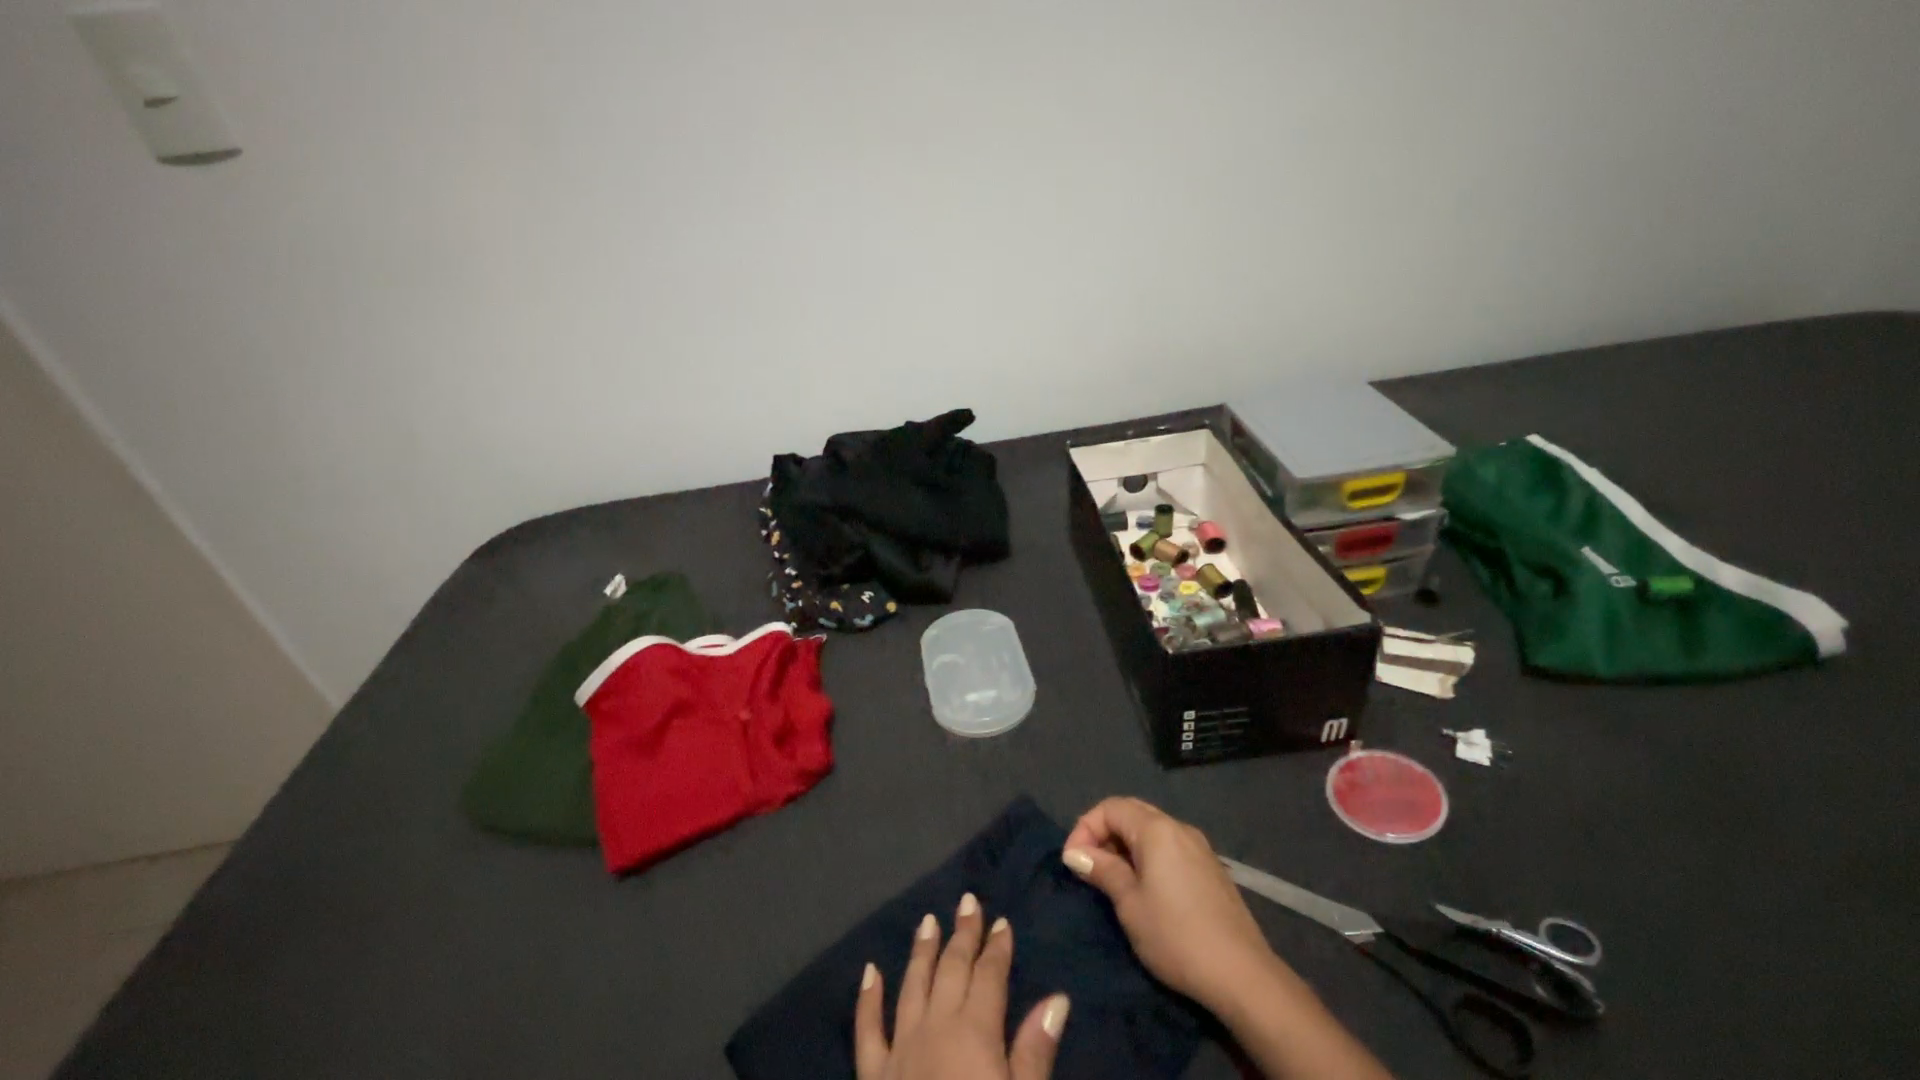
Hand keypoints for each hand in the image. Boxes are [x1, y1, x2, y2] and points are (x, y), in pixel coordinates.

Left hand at [855, 892, 1068, 1079]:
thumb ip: (1034, 1052)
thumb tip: (1056, 999)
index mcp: (974, 1033)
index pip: (989, 977)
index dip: (997, 948)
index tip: (1002, 921)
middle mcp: (934, 1028)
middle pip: (950, 971)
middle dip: (961, 936)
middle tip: (967, 903)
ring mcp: (898, 1049)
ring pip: (911, 987)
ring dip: (921, 952)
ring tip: (927, 921)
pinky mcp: (872, 1075)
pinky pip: (867, 1028)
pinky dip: (868, 997)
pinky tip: (869, 971)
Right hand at [1061, 797, 1278, 1011]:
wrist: (1240, 973)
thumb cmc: (1175, 936)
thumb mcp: (1129, 904)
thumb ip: (1103, 870)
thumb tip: (1075, 854)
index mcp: (1157, 830)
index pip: (1111, 807)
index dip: (1084, 828)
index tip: (1073, 863)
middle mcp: (1180, 828)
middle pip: (1132, 812)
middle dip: (1104, 833)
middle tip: (1089, 867)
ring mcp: (1200, 848)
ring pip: (1152, 829)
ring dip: (1125, 845)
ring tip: (1112, 879)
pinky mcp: (1210, 869)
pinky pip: (1170, 847)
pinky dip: (1148, 856)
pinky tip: (1144, 888)